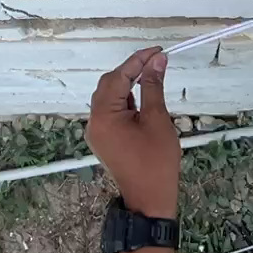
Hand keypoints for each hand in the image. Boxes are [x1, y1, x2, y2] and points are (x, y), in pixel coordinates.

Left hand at [87, 47, 181, 218]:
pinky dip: (125, 100)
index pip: (119, 77)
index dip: (138, 60)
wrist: (149, 201)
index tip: (159, 51)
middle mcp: (94, 121)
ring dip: (128, 84)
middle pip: (109, 84)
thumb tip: (157, 61)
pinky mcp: (104, 139)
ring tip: (152, 76)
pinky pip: (111, 110)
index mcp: (104, 115)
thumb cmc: (156, 161)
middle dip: (132, 70)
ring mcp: (97, 131)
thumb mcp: (157, 119)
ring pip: (109, 96)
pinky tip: (142, 97)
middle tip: (157, 62)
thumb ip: (153, 86)